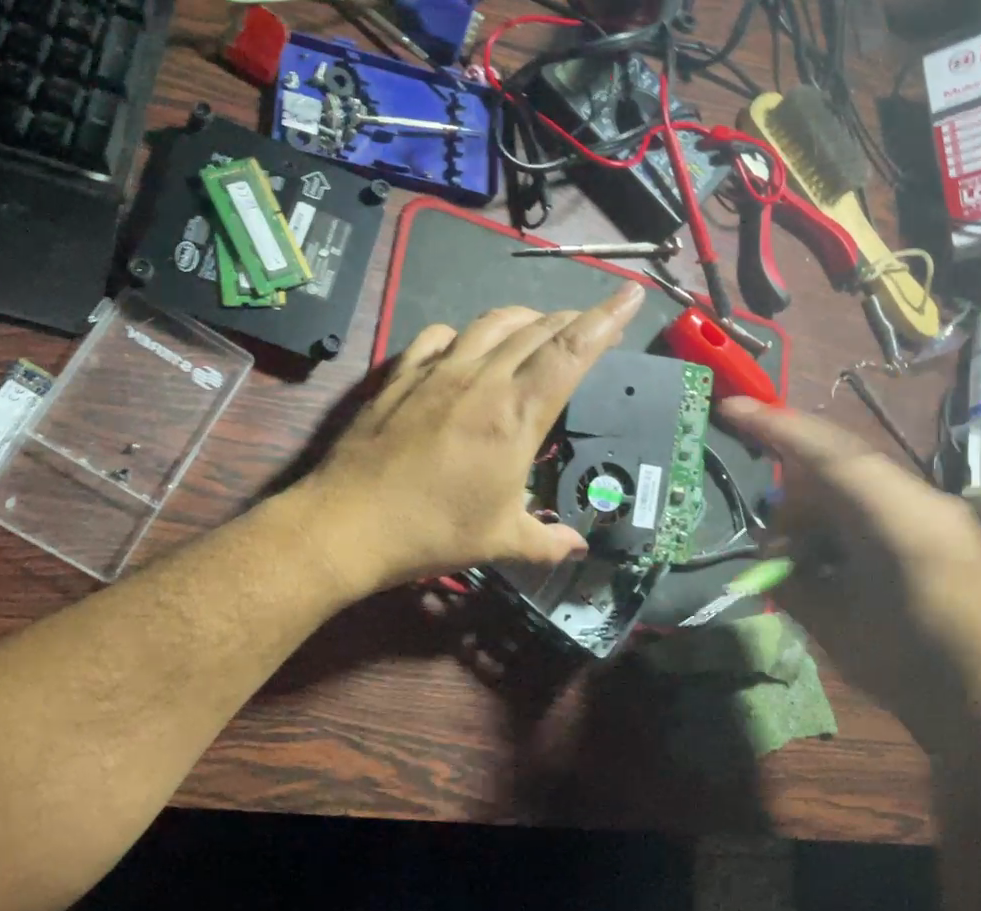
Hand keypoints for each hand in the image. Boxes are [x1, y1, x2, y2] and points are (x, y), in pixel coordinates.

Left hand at [297, 282, 645, 590]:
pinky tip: (463, 346)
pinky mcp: (399, 377)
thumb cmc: (432, 533)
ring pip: (489, 323)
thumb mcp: (499, 541)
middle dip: (571, 320)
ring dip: (522, 319)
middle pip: (537, 329)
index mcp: (516, 415)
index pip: (572, 352)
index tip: (630, 295)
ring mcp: (436, 373)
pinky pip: (437, 336)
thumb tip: (576, 546)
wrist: (349, 523)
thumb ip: (545, 542)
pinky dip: (462, 334)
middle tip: (587, 326)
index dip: (606, 319)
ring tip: (536, 327)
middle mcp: (481, 380)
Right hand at [718, 398, 980, 756]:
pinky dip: (845, 529)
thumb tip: (772, 551)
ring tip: (802, 570)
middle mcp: (924, 504)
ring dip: (819, 519)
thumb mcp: (831, 620)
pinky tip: (834, 569)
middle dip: (794, 499)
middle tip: (771, 550)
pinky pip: (881, 510)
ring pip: (858, 490)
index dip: (776, 426)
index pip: (829, 454)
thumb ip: (792, 572)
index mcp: (898, 520)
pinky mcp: (946, 536)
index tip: (731, 407)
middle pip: (839, 470)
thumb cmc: (906, 667)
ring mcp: (941, 517)